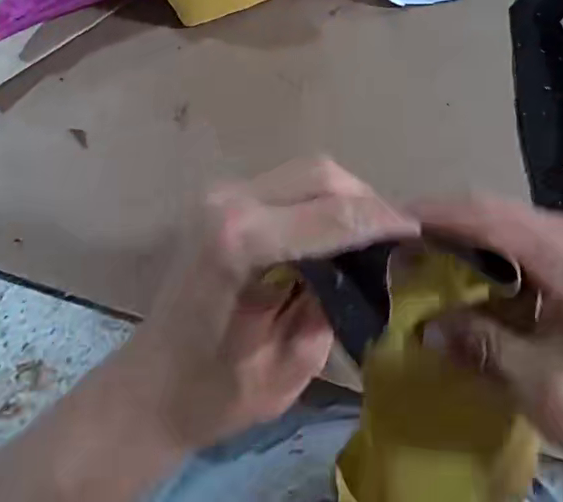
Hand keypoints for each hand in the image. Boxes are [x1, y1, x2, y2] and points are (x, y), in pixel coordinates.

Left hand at [107, 156, 418, 449]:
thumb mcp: (285, 368)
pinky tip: (340, 226)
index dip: (379, 219)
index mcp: (236, 244)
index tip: (417, 231)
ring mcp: (223, 193)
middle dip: (368, 200)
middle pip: (321, 175)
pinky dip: (326, 198)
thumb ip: (330, 306)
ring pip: (310, 170)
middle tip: (400, 231)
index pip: (329, 215)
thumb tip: (369, 264)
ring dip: (348, 195)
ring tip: (375, 230)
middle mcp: (229, 203)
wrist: (145, 389)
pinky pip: (292, 182)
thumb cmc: (210, 393)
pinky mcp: (226, 196)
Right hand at [415, 194, 562, 501]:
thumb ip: (486, 348)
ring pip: (499, 225)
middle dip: (440, 223)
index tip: (389, 226)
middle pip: (489, 211)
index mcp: (560, 254)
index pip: (485, 216)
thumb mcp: (547, 387)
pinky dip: (480, 255)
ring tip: (415, 261)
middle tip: (394, 247)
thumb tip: (426, 325)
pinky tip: (458, 280)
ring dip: (458, 238)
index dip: (435, 216)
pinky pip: (513, 246)